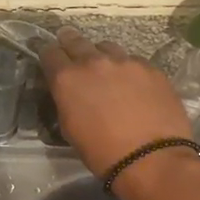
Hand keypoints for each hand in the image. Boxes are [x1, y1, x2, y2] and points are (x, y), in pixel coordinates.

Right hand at [39, 27, 194, 178]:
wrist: (152, 159)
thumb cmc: (101, 150)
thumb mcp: (68, 125)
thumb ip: (64, 99)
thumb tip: (68, 91)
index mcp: (66, 77)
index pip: (49, 51)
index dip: (48, 54)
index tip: (50, 59)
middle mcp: (93, 62)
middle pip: (75, 39)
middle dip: (69, 43)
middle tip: (71, 51)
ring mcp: (125, 62)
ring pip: (107, 47)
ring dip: (101, 56)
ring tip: (106, 70)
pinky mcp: (152, 69)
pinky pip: (134, 61)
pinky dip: (128, 69)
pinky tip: (134, 85)